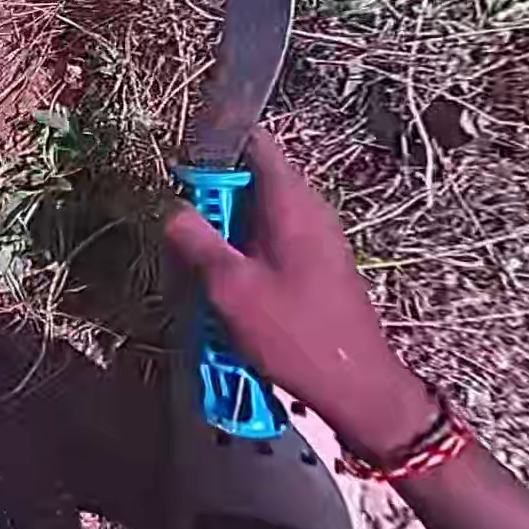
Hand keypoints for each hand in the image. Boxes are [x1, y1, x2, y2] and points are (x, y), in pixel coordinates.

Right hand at [164, 130, 436, 456]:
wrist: (356, 388)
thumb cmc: (293, 332)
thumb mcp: (230, 286)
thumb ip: (196, 239)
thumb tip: (172, 208)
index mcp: (291, 204)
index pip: (257, 145)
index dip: (216, 141)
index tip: (178, 156)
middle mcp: (307, 211)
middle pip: (250, 176)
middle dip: (210, 189)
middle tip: (177, 214)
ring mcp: (312, 236)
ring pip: (254, 207)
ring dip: (220, 219)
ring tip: (192, 245)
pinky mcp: (310, 260)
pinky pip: (263, 232)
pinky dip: (236, 240)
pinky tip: (218, 270)